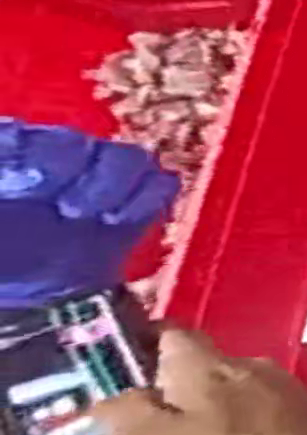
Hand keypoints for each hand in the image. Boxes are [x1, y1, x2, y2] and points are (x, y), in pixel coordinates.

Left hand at [0, 120, 177, 308]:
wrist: (27, 299)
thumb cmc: (0, 260)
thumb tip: (18, 183)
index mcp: (1, 156)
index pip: (17, 135)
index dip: (26, 155)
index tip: (22, 189)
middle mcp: (46, 157)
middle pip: (75, 142)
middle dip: (76, 174)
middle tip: (66, 210)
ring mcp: (100, 177)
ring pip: (128, 157)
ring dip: (116, 187)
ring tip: (95, 217)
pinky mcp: (142, 198)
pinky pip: (163, 183)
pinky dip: (148, 201)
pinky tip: (121, 221)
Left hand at [94, 329, 306, 434]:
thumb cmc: (261, 419)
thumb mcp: (222, 374)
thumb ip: (182, 351)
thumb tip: (166, 335)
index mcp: (125, 434)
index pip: (122, 381)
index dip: (152, 355)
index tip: (191, 339)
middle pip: (156, 398)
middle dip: (188, 376)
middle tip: (230, 363)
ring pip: (187, 412)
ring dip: (214, 394)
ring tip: (253, 382)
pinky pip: (212, 427)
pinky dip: (231, 412)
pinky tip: (260, 406)